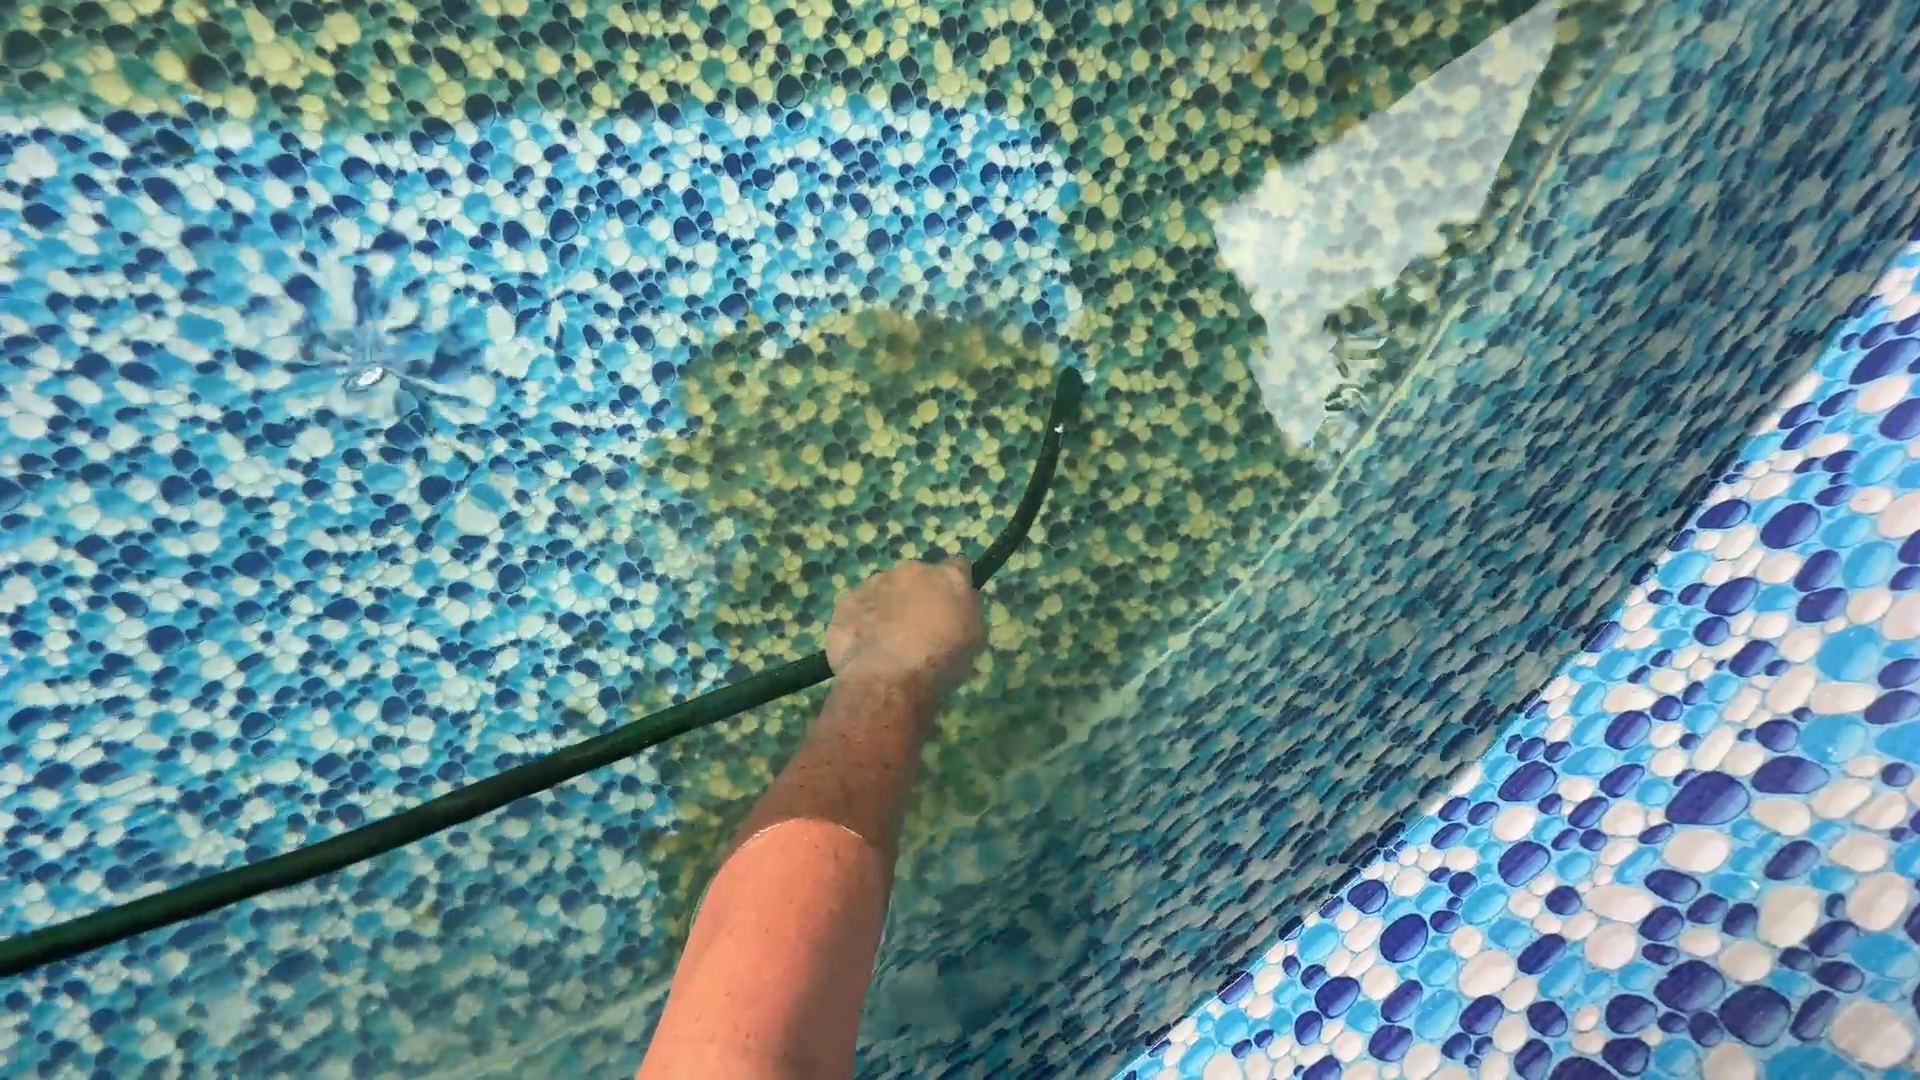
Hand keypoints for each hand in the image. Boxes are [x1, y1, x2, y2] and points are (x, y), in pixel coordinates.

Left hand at [825, 557, 986, 698]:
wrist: (889, 678)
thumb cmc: (941, 663)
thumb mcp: (975, 641)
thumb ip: (968, 614)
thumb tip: (959, 607)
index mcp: (948, 577)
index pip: (959, 566)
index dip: (955, 584)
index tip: (953, 603)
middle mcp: (911, 570)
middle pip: (916, 576)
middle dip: (917, 594)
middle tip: (917, 627)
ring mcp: (874, 582)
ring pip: (883, 589)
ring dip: (887, 606)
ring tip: (886, 640)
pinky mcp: (846, 600)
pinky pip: (857, 607)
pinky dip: (861, 620)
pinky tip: (864, 645)